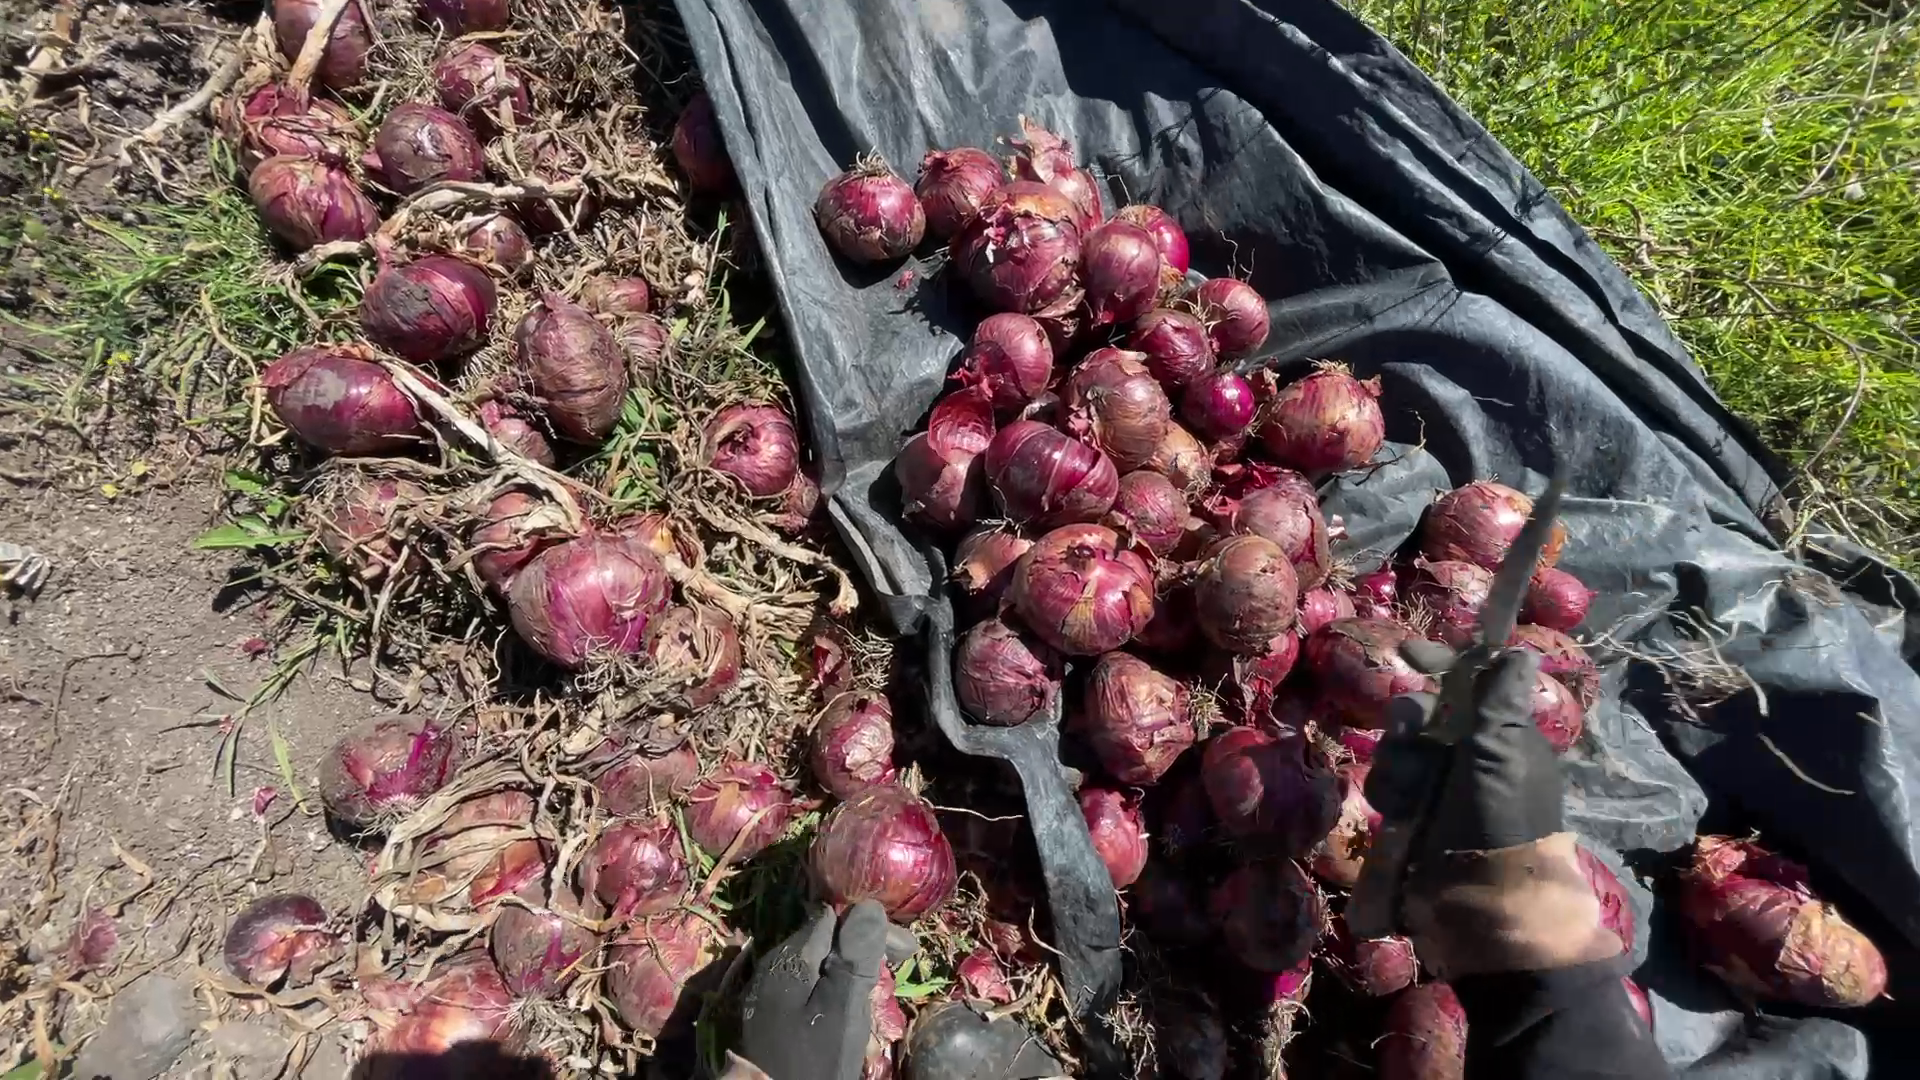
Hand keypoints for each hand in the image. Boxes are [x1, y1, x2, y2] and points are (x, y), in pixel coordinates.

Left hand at [738, 902, 886, 1079]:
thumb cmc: (814, 1059)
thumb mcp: (843, 1007)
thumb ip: (856, 955)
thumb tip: (869, 905)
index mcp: (788, 956)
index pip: (835, 919)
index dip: (870, 928)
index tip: (902, 948)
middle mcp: (772, 964)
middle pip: (825, 939)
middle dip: (861, 947)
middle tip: (897, 963)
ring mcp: (768, 990)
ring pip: (818, 961)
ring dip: (848, 966)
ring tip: (877, 982)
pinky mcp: (769, 1013)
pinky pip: (807, 983)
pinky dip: (831, 984)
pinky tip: (848, 998)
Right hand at [1366, 640, 1619, 976]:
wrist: (1481, 897)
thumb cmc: (1501, 817)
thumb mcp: (1504, 752)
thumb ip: (1501, 700)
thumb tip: (1519, 651)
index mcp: (1500, 736)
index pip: (1467, 683)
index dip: (1441, 664)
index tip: (1410, 653)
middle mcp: (1467, 753)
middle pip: (1421, 712)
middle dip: (1410, 724)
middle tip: (1413, 738)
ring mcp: (1438, 782)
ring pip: (1398, 745)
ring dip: (1398, 764)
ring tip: (1409, 793)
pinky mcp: (1412, 807)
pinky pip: (1386, 779)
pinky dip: (1389, 791)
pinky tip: (1398, 809)